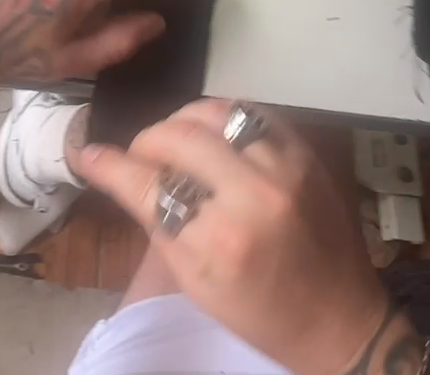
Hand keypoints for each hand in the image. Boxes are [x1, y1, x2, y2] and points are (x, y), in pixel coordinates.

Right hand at [75, 99, 395, 374]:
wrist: (341, 319)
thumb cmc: (260, 312)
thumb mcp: (196, 282)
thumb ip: (158, 221)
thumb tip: (119, 173)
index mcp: (220, 241)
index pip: (148, 186)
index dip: (111, 166)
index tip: (88, 153)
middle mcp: (254, 194)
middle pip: (179, 135)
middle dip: (148, 139)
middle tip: (142, 153)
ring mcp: (285, 166)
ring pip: (216, 110)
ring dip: (184, 120)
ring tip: (176, 139)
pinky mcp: (305, 152)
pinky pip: (252, 111)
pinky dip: (224, 118)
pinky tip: (215, 135)